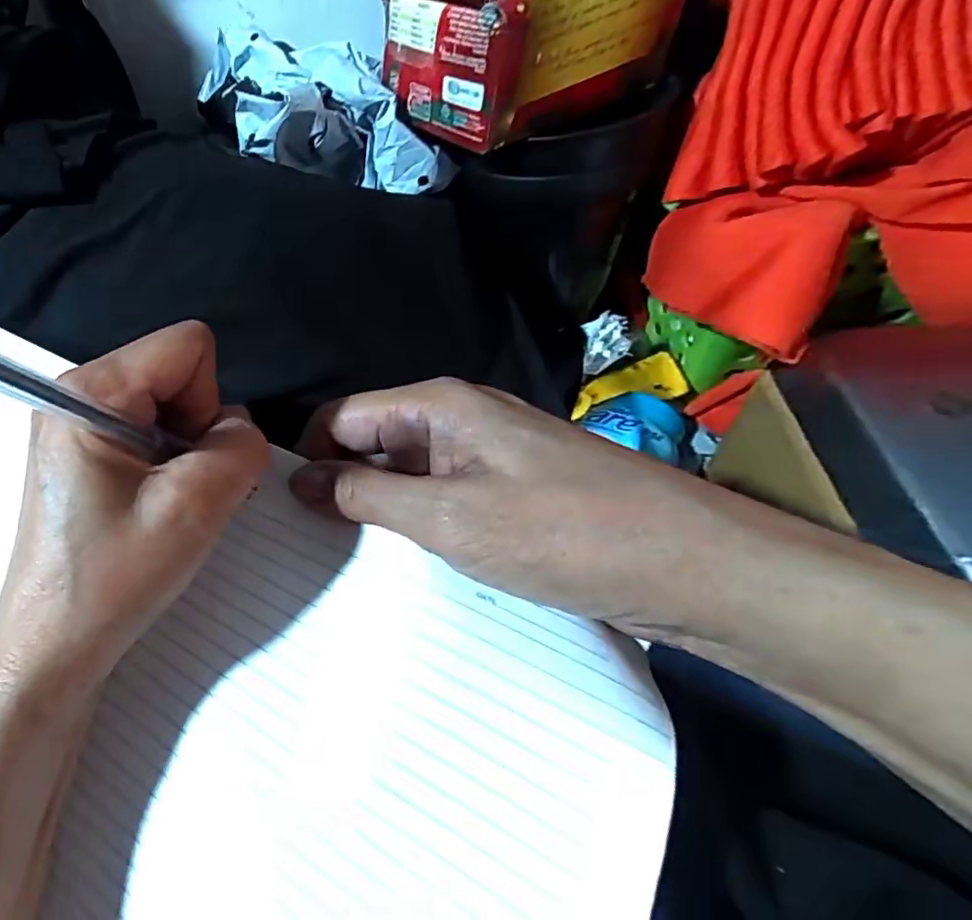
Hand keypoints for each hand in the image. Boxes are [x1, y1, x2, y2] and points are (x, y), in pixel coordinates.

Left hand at [0, 322, 270, 690]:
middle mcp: (76, 392)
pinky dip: (168, 465)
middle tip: (179, 493)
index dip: (209, 401)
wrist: (51, 647)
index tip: (187, 463)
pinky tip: (152, 510)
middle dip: (197, 429)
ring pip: (170, 404)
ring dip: (186, 453)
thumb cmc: (113, 579)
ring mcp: (76, 422)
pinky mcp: (83, 452)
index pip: (188, 345)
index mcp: (90, 390)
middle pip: (178, 372)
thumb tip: (238, 429)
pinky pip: (150, 431)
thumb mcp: (195, 507)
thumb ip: (239, 448)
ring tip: (166, 507)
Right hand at [288, 378, 729, 636]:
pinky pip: (441, 497)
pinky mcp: (508, 490)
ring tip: (344, 563)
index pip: (341, 416)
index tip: (283, 512)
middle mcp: (457, 419)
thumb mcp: (450, 518)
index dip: (309, 457)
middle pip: (371, 441)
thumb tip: (300, 482)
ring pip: (405, 473)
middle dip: (339, 486)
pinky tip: (404, 562)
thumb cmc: (562, 532)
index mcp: (438, 406)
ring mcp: (485, 455)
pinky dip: (416, 523)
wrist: (688, 564)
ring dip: (377, 511)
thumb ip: (368, 497)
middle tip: (305, 547)